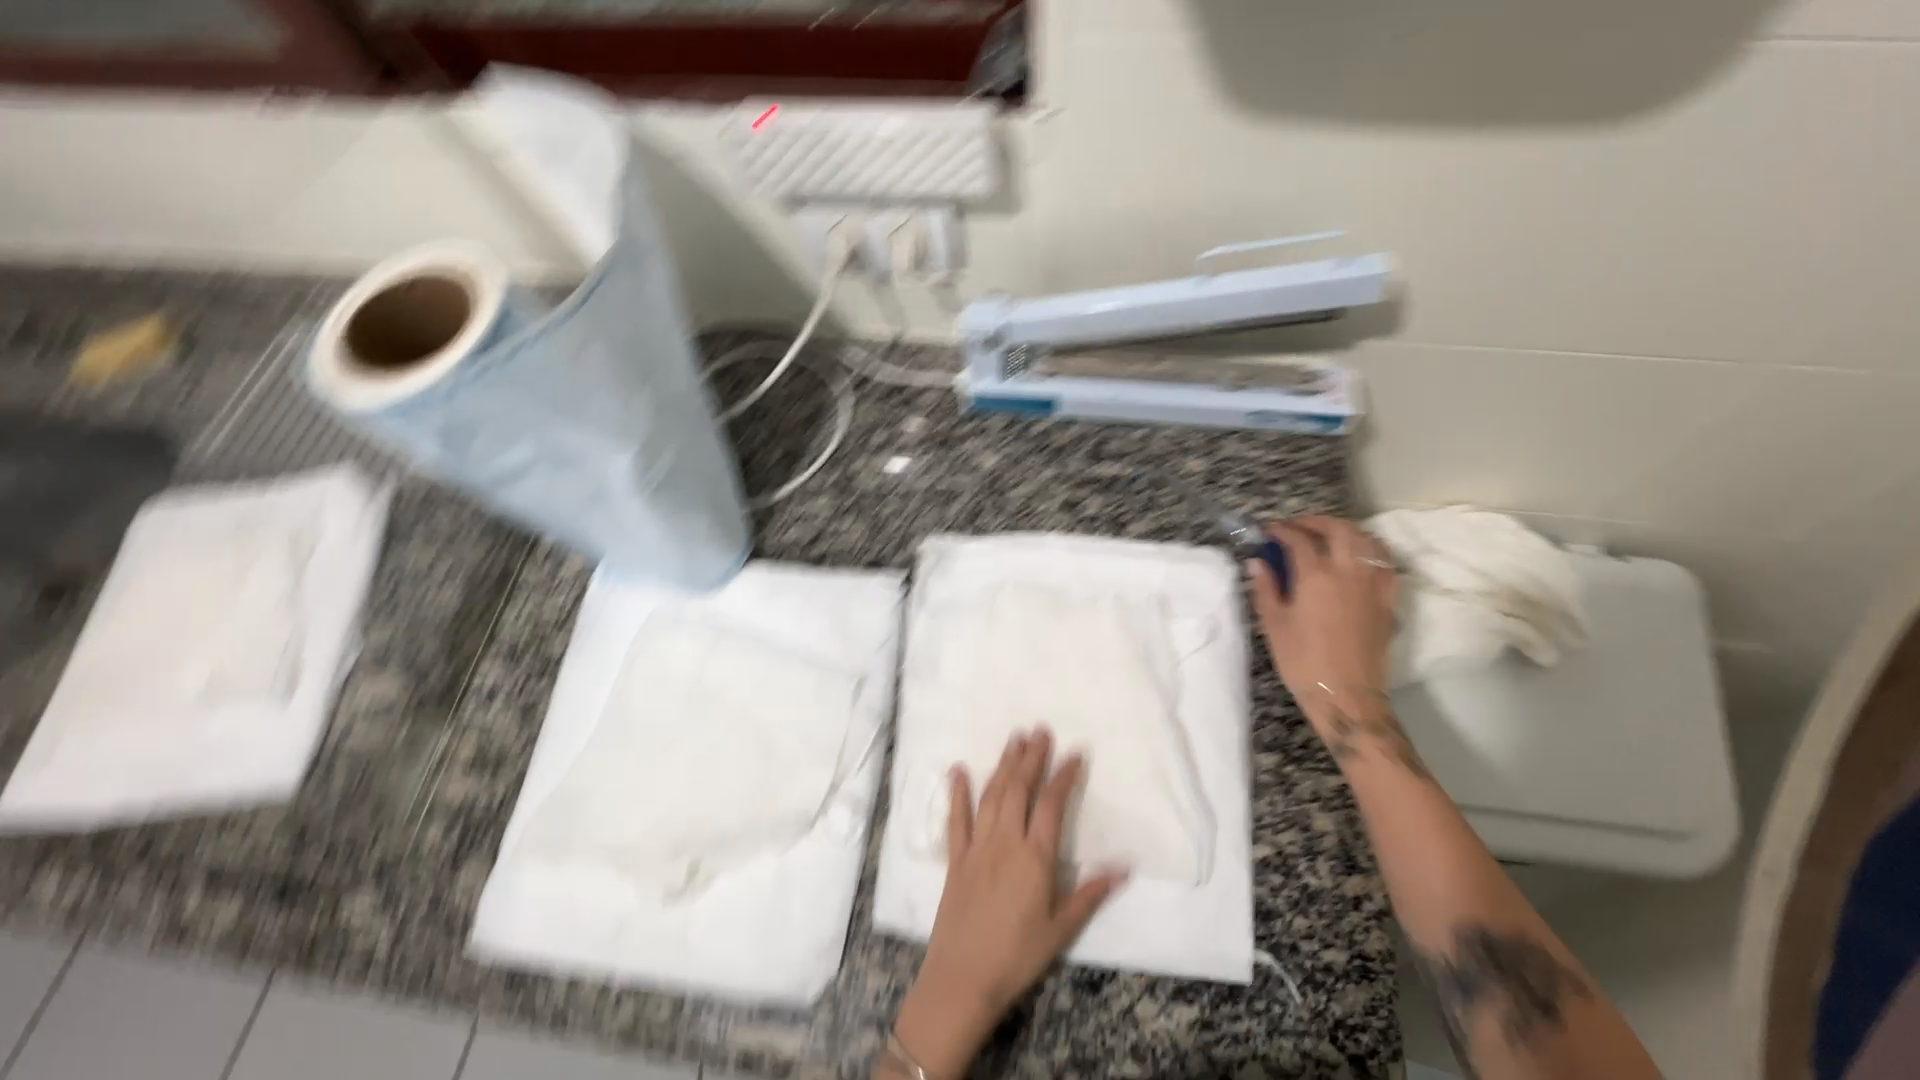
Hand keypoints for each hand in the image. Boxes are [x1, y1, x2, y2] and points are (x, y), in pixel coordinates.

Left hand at [887, 728, 1127, 1077]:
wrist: (962, 979)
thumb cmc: (1018, 957)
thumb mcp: (1061, 929)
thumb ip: (1090, 894)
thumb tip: (1123, 868)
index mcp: (1035, 858)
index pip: (1051, 805)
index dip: (1063, 776)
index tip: (1074, 753)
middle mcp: (1005, 843)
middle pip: (1019, 790)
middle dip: (1031, 758)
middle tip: (1040, 730)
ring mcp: (976, 848)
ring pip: (991, 797)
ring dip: (1003, 765)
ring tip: (1013, 739)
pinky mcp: (955, 860)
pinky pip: (956, 820)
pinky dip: (957, 793)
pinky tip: (957, 769)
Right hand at [1248, 515, 1397, 707]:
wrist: (1346, 694)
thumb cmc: (1303, 662)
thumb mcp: (1274, 625)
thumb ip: (1266, 589)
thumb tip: (1258, 563)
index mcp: (1316, 577)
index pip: (1299, 540)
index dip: (1282, 530)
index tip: (1270, 531)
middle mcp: (1348, 572)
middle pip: (1338, 530)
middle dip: (1316, 522)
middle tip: (1298, 527)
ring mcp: (1373, 584)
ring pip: (1367, 540)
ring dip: (1346, 531)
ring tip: (1330, 536)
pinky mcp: (1388, 600)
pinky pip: (1386, 563)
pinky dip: (1372, 551)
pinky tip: (1361, 557)